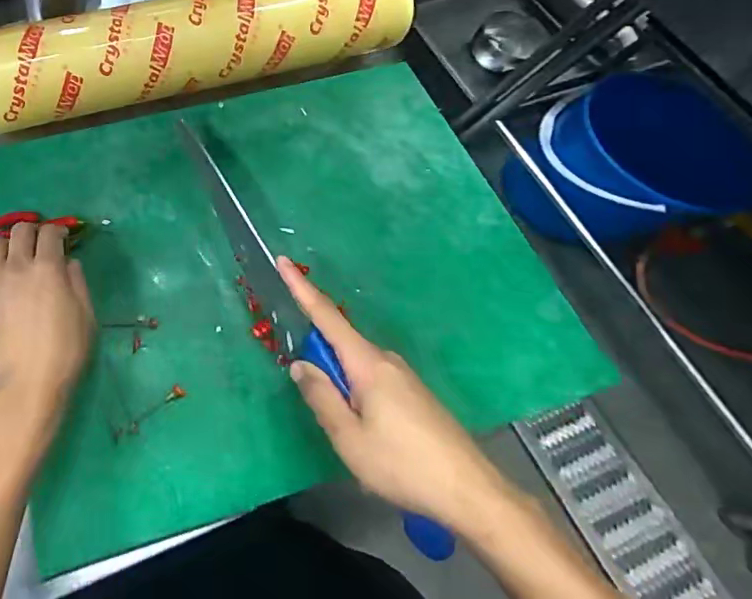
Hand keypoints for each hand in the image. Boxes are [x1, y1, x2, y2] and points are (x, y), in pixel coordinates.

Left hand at [0, 221, 93, 423]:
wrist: (26, 383)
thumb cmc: (65, 350)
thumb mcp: (86, 314)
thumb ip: (77, 281)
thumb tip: (68, 262)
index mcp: (48, 268)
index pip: (50, 231)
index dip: (59, 231)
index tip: (63, 239)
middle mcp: (18, 267)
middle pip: (20, 229)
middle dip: (33, 231)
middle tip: (40, 246)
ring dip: (6, 244)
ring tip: (14, 258)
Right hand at [277, 256, 512, 533]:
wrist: (468, 489)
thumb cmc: (403, 464)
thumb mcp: (350, 439)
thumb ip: (321, 397)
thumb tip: (300, 366)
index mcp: (367, 364)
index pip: (327, 317)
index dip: (302, 289)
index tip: (284, 261)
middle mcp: (385, 359)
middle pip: (340, 344)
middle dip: (320, 360)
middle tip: (319, 403)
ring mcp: (403, 374)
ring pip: (356, 365)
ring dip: (340, 383)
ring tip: (350, 433)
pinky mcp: (413, 392)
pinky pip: (372, 378)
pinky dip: (357, 392)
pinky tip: (368, 432)